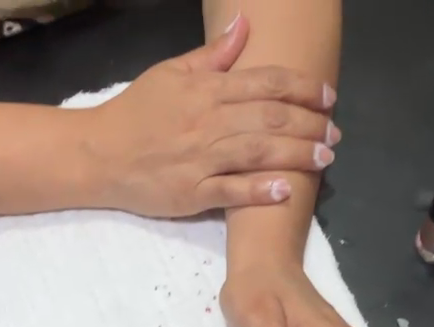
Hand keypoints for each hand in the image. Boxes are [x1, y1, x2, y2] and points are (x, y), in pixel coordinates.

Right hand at [81, 14, 336, 216]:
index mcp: (206, 90)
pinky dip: (259, 191)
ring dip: (296, 154)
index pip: (265, 83)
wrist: (99, 155)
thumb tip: (245, 25)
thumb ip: (212, 56)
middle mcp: (208, 122)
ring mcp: (200, 160)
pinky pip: (231, 192)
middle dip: (309, 124)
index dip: (302, 88)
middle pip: (269, 118)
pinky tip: (286, 190)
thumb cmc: (136, 114)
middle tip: (335, 133)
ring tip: (324, 158)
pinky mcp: (191, 194)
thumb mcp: (170, 74)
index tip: (327, 97)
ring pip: (257, 153)